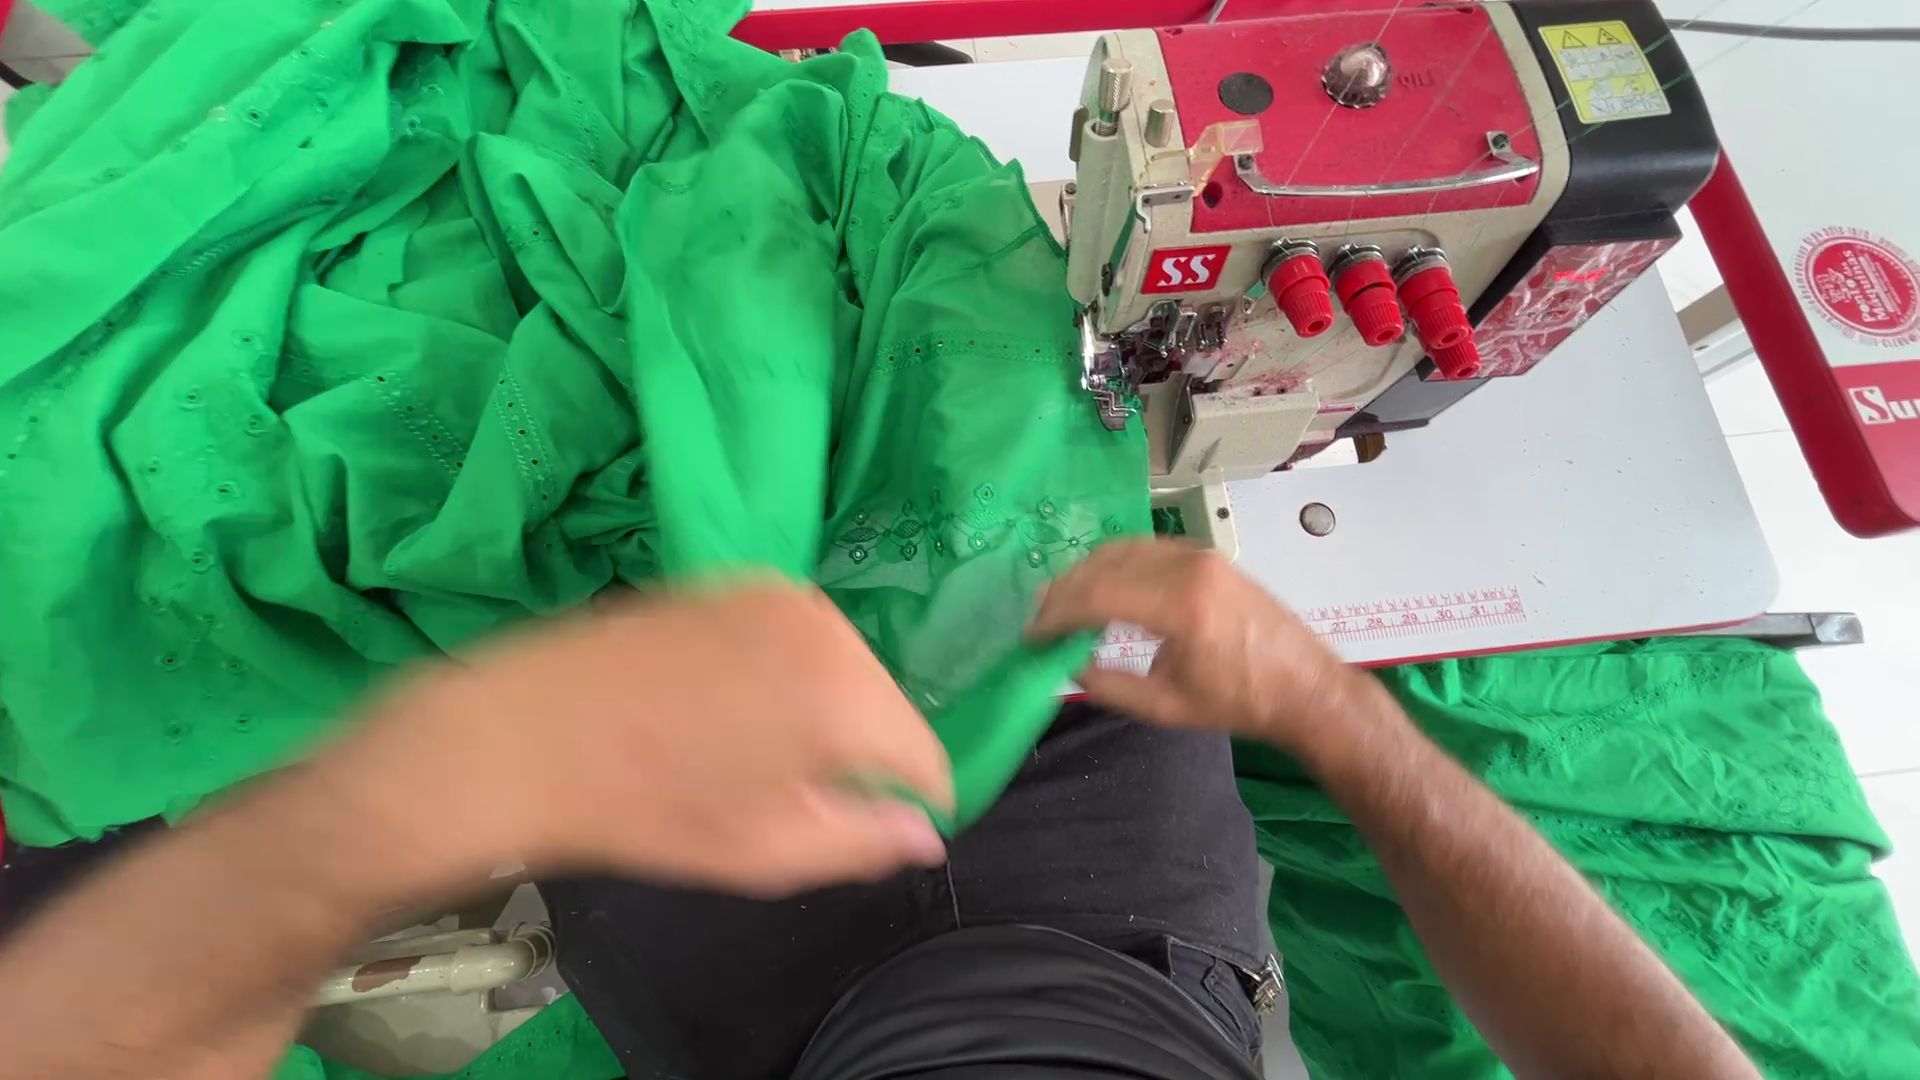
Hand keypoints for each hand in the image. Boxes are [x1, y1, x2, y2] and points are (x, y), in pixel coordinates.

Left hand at [334, 581, 953, 897]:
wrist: (526, 727)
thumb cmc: (648, 805)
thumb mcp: (765, 849)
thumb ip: (865, 842)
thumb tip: (929, 834)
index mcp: (842, 696)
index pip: (923, 751)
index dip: (917, 794)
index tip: (890, 818)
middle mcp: (828, 629)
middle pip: (889, 702)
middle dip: (869, 749)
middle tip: (809, 790)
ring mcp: (786, 595)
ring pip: (851, 666)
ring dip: (835, 708)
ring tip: (769, 747)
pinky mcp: (748, 582)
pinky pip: (810, 637)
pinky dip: (801, 672)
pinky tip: (746, 701)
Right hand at [1027, 539, 1367, 752]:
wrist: (1305, 686)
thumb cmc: (1238, 703)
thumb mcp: (1166, 707)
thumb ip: (1108, 686)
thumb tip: (1067, 664)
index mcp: (1180, 606)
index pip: (1097, 595)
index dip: (1056, 614)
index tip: (1032, 635)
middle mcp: (1187, 567)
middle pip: (1103, 564)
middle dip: (1063, 591)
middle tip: (1040, 619)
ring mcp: (1198, 554)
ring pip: (1121, 549)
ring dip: (1085, 573)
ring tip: (1063, 602)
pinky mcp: (1205, 554)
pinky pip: (1144, 548)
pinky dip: (1113, 564)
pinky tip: (1101, 587)